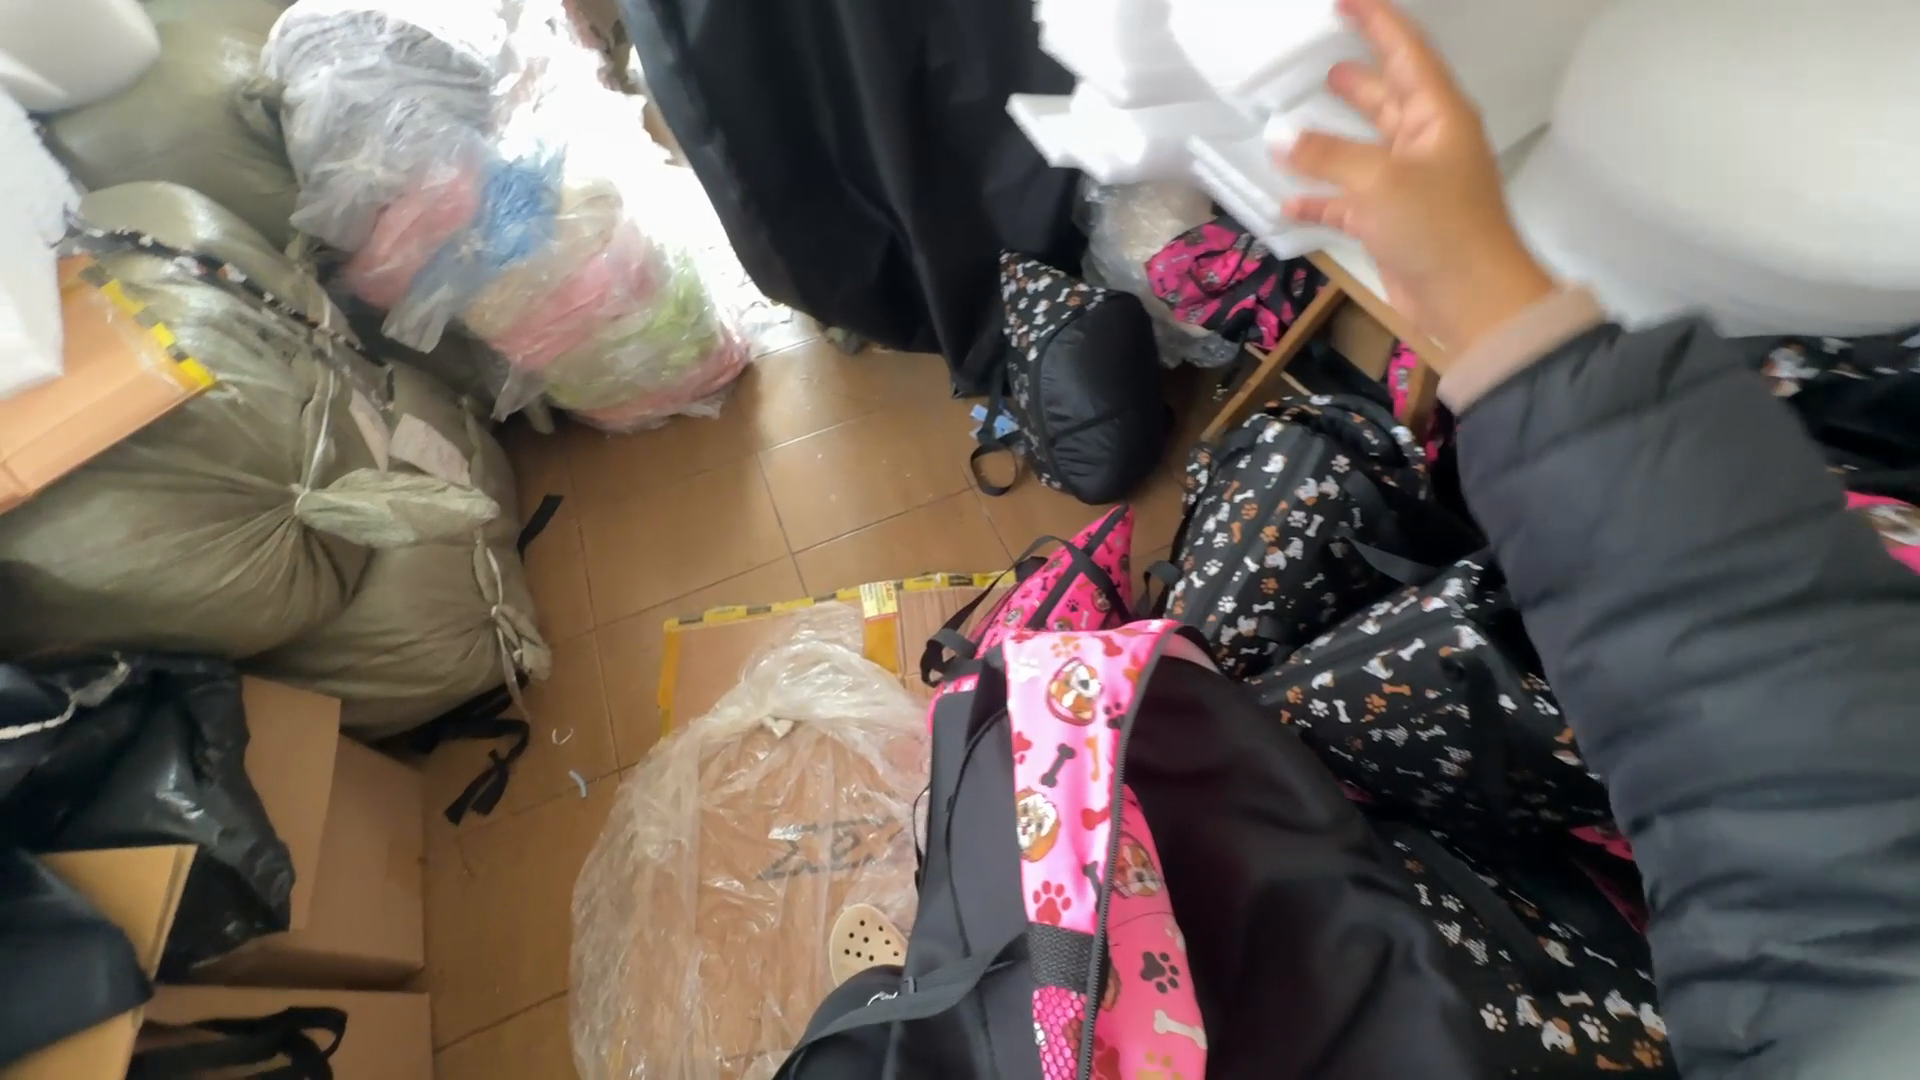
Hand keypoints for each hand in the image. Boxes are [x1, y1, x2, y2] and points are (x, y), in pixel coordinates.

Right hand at [1281, 0, 1554, 362]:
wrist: (1467, 296)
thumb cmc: (1436, 226)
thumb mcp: (1379, 182)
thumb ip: (1328, 157)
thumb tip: (1280, 138)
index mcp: (1436, 116)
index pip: (1405, 53)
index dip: (1375, 22)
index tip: (1343, 1)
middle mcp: (1423, 143)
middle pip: (1385, 98)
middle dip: (1355, 80)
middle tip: (1320, 62)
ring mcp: (1406, 185)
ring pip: (1360, 152)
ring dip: (1328, 142)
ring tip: (1294, 126)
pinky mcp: (1390, 223)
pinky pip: (1347, 202)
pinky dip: (1319, 201)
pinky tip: (1288, 202)